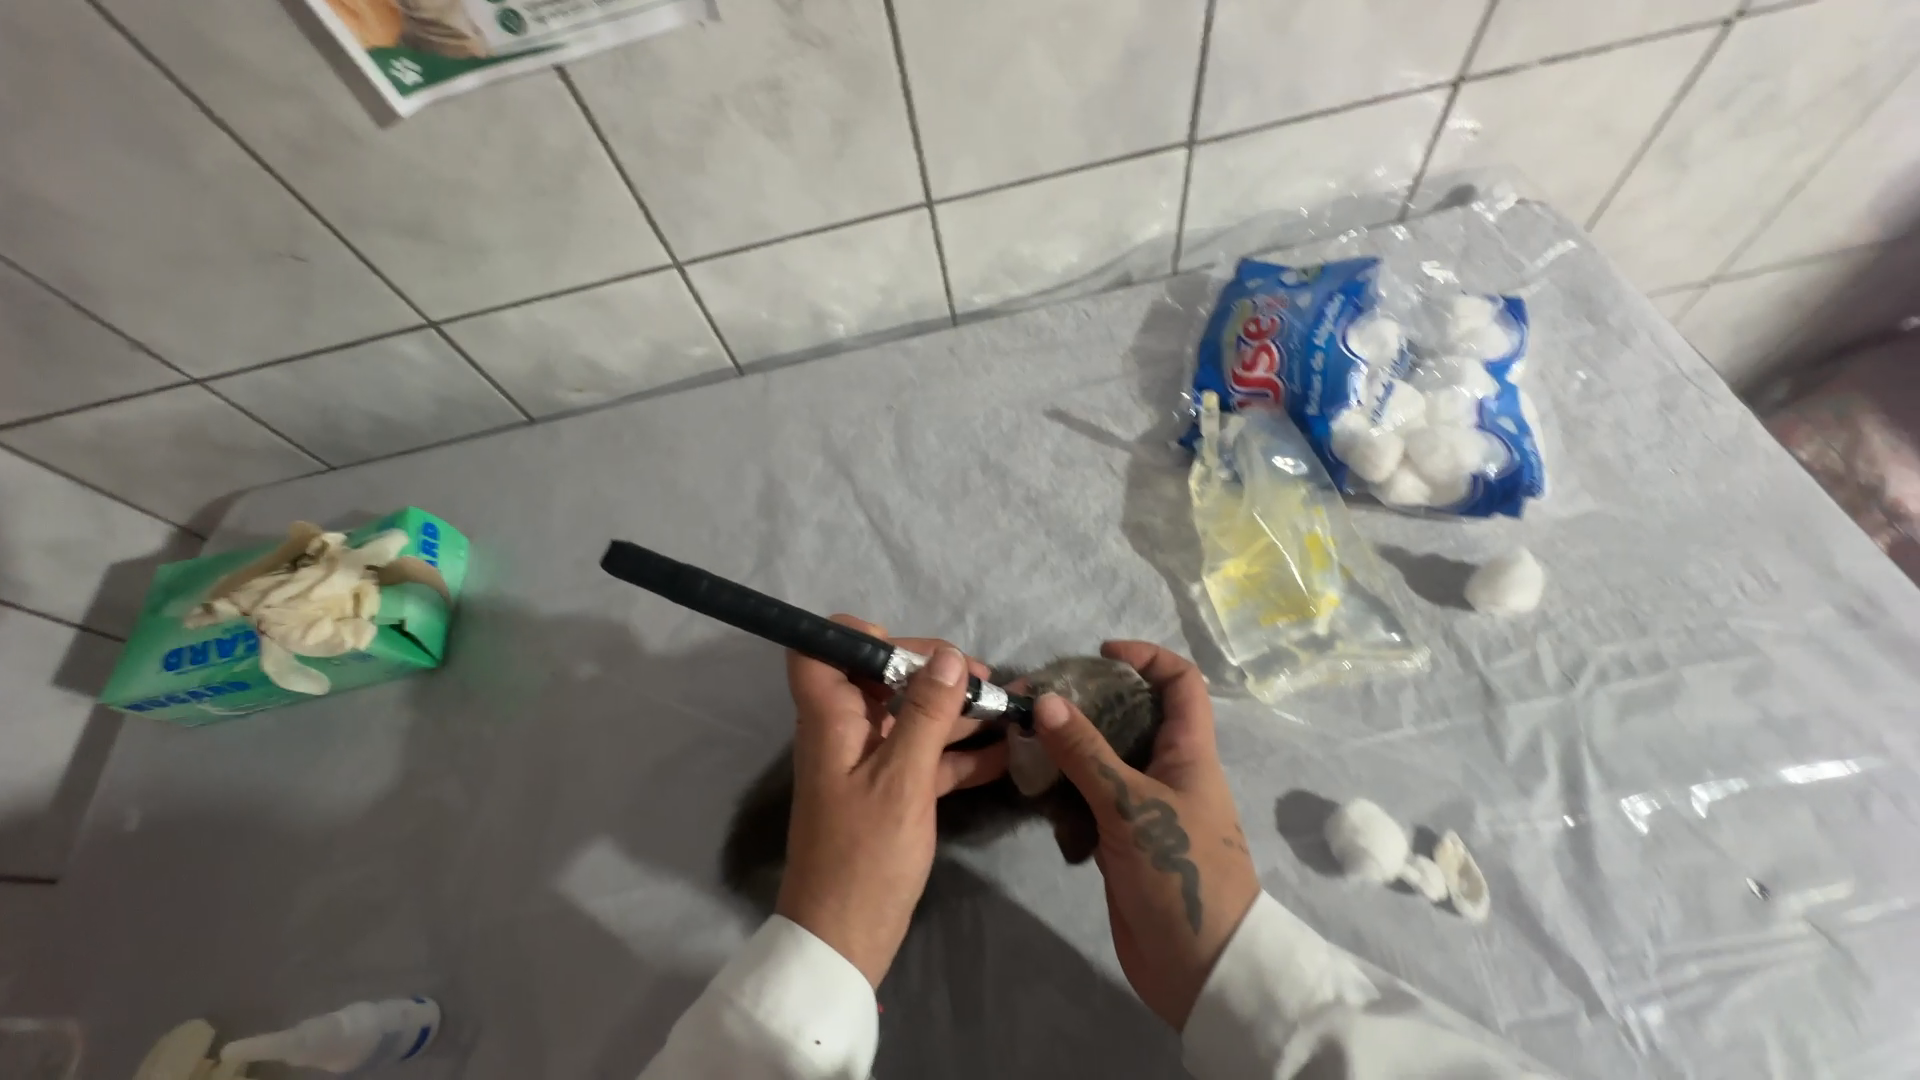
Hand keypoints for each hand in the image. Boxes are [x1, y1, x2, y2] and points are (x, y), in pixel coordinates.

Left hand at [775, 616, 1008, 987]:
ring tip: (1009, 707)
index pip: (817, 651)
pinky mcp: (891, 791)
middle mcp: (845, 731)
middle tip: (984, 679)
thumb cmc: (866, 855)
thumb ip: (925, 713)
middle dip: (932, 672)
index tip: (908, 650)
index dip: (855, 637)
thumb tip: (949, 655)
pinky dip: (959, 753)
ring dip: (956, 710)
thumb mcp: (903, 779)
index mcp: (830, 719)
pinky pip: (925, 756)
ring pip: (910, 717)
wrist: (845, 940)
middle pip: (880, 678)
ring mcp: (869, 762)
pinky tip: (1006, 754)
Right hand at [1032, 641, 1259, 1029]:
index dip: (1147, 657)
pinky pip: (1088, 799)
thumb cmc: (1180, 874)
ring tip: (1026, 743)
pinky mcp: (1121, 837)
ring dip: (1067, 750)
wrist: (1199, 969)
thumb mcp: (1132, 807)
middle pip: (1129, 716)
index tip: (1100, 653)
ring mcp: (1143, 805)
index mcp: (1188, 752)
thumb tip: (1045, 701)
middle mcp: (1167, 770)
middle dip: (1086, 703)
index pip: (1180, 682)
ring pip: (1102, 758)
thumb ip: (1086, 753)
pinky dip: (1064, 793)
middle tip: (1039, 700)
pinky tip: (1037, 796)